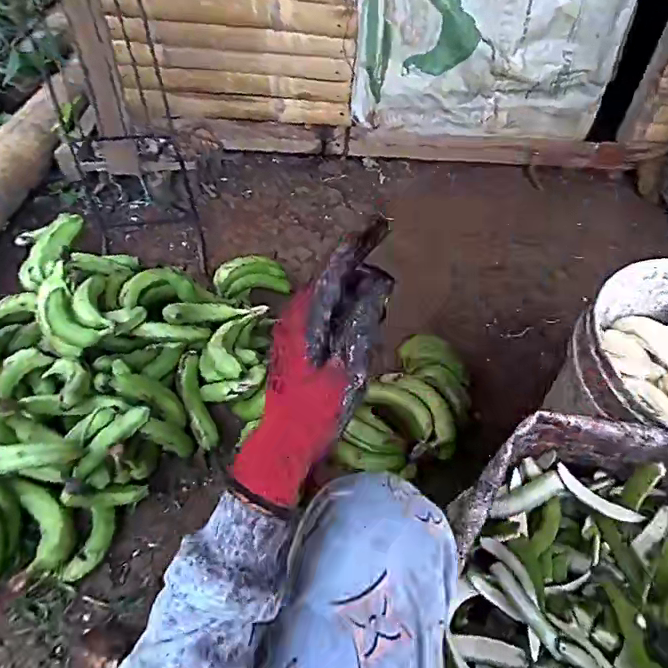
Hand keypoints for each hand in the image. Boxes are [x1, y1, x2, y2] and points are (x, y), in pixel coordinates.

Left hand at [229, 217, 392, 512]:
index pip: (335, 269)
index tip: (378, 225)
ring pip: (326, 295)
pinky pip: (321, 311)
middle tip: (387, 270)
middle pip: (330, 278)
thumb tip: (376, 282)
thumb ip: (360, 322)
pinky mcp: (292, 340)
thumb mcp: (348, 368)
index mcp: (306, 316)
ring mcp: (290, 326)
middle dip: (359, 268)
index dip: (358, 245)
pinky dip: (342, 306)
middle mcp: (293, 313)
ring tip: (377, 292)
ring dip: (351, 289)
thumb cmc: (315, 410)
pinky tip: (356, 317)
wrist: (280, 443)